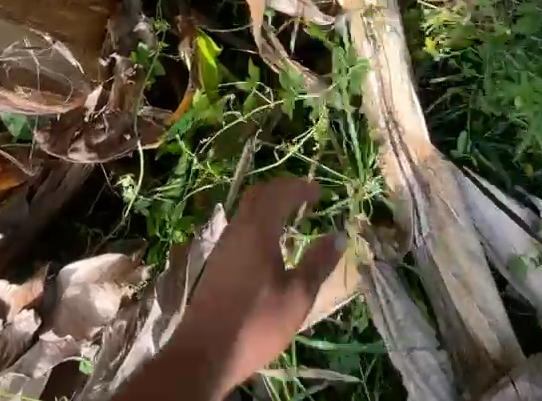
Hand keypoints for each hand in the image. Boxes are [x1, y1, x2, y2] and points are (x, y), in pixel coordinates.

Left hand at [165, 178, 344, 395]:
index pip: (281, 192)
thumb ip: (318, 263)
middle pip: (259, 194)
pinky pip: (240, 226)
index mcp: (258, 229)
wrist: (203, 354)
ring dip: (269, 204)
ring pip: (247, 210)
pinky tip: (269, 244)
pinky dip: (259, 221)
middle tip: (305, 197)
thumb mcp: (297, 297)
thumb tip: (338, 235)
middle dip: (283, 189)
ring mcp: (223, 245)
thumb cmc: (256, 323)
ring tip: (291, 217)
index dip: (302, 187)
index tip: (320, 192)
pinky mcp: (217, 262)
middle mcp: (238, 229)